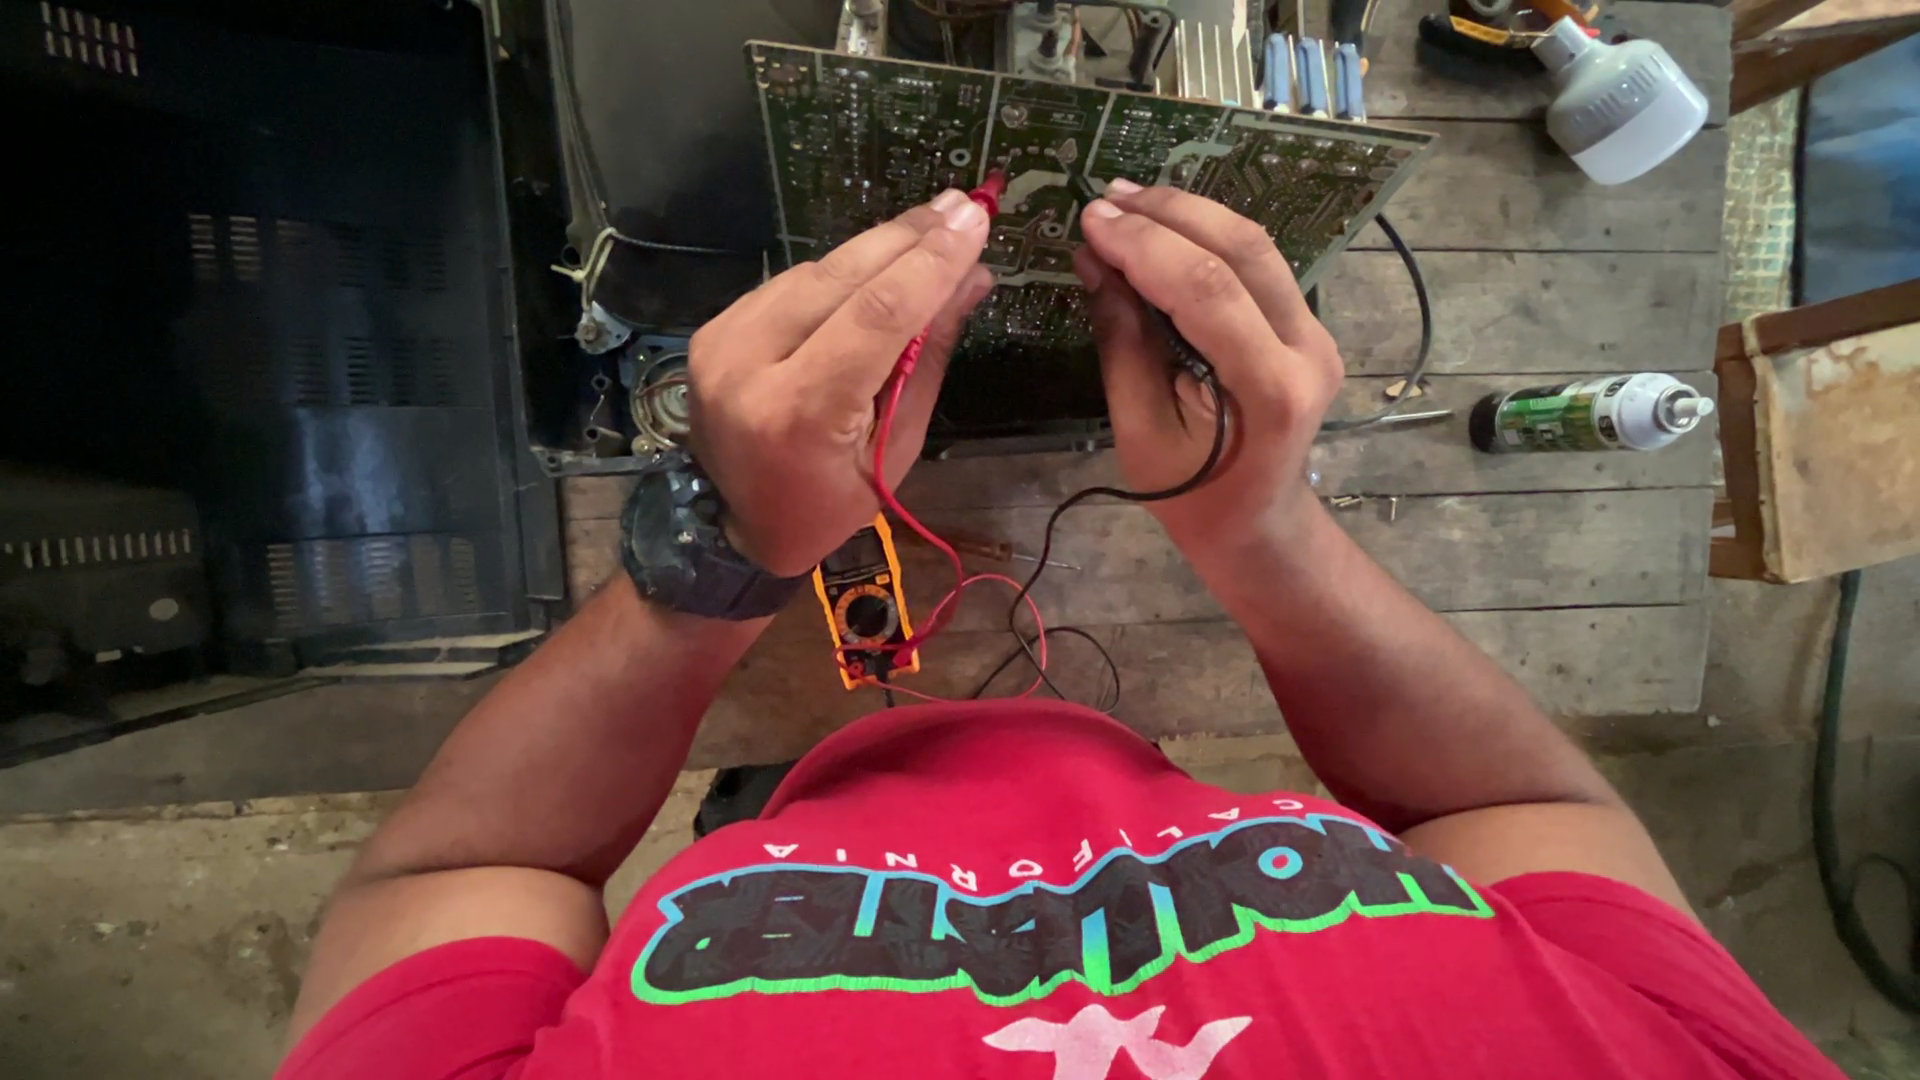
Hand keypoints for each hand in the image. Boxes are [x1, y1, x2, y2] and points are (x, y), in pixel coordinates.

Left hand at [687, 192, 993, 576]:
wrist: (738, 526)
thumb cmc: (831, 504)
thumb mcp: (894, 448)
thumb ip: (926, 359)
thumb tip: (970, 280)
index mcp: (801, 412)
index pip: (876, 315)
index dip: (931, 263)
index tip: (975, 220)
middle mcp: (749, 365)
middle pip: (839, 276)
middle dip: (907, 238)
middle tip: (961, 207)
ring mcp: (721, 342)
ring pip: (813, 271)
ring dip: (875, 251)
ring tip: (928, 233)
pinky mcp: (713, 330)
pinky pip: (788, 285)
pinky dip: (836, 274)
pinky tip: (872, 271)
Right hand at [1073, 180, 1342, 565]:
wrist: (1256, 525)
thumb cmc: (1191, 499)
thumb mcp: (1140, 433)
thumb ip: (1123, 344)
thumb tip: (1097, 264)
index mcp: (1271, 388)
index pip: (1208, 290)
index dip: (1145, 246)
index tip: (1091, 221)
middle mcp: (1309, 348)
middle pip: (1245, 249)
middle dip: (1169, 214)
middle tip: (1107, 198)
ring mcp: (1317, 333)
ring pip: (1257, 246)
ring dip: (1189, 215)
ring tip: (1128, 201)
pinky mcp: (1306, 327)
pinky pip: (1257, 266)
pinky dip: (1206, 239)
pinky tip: (1164, 229)